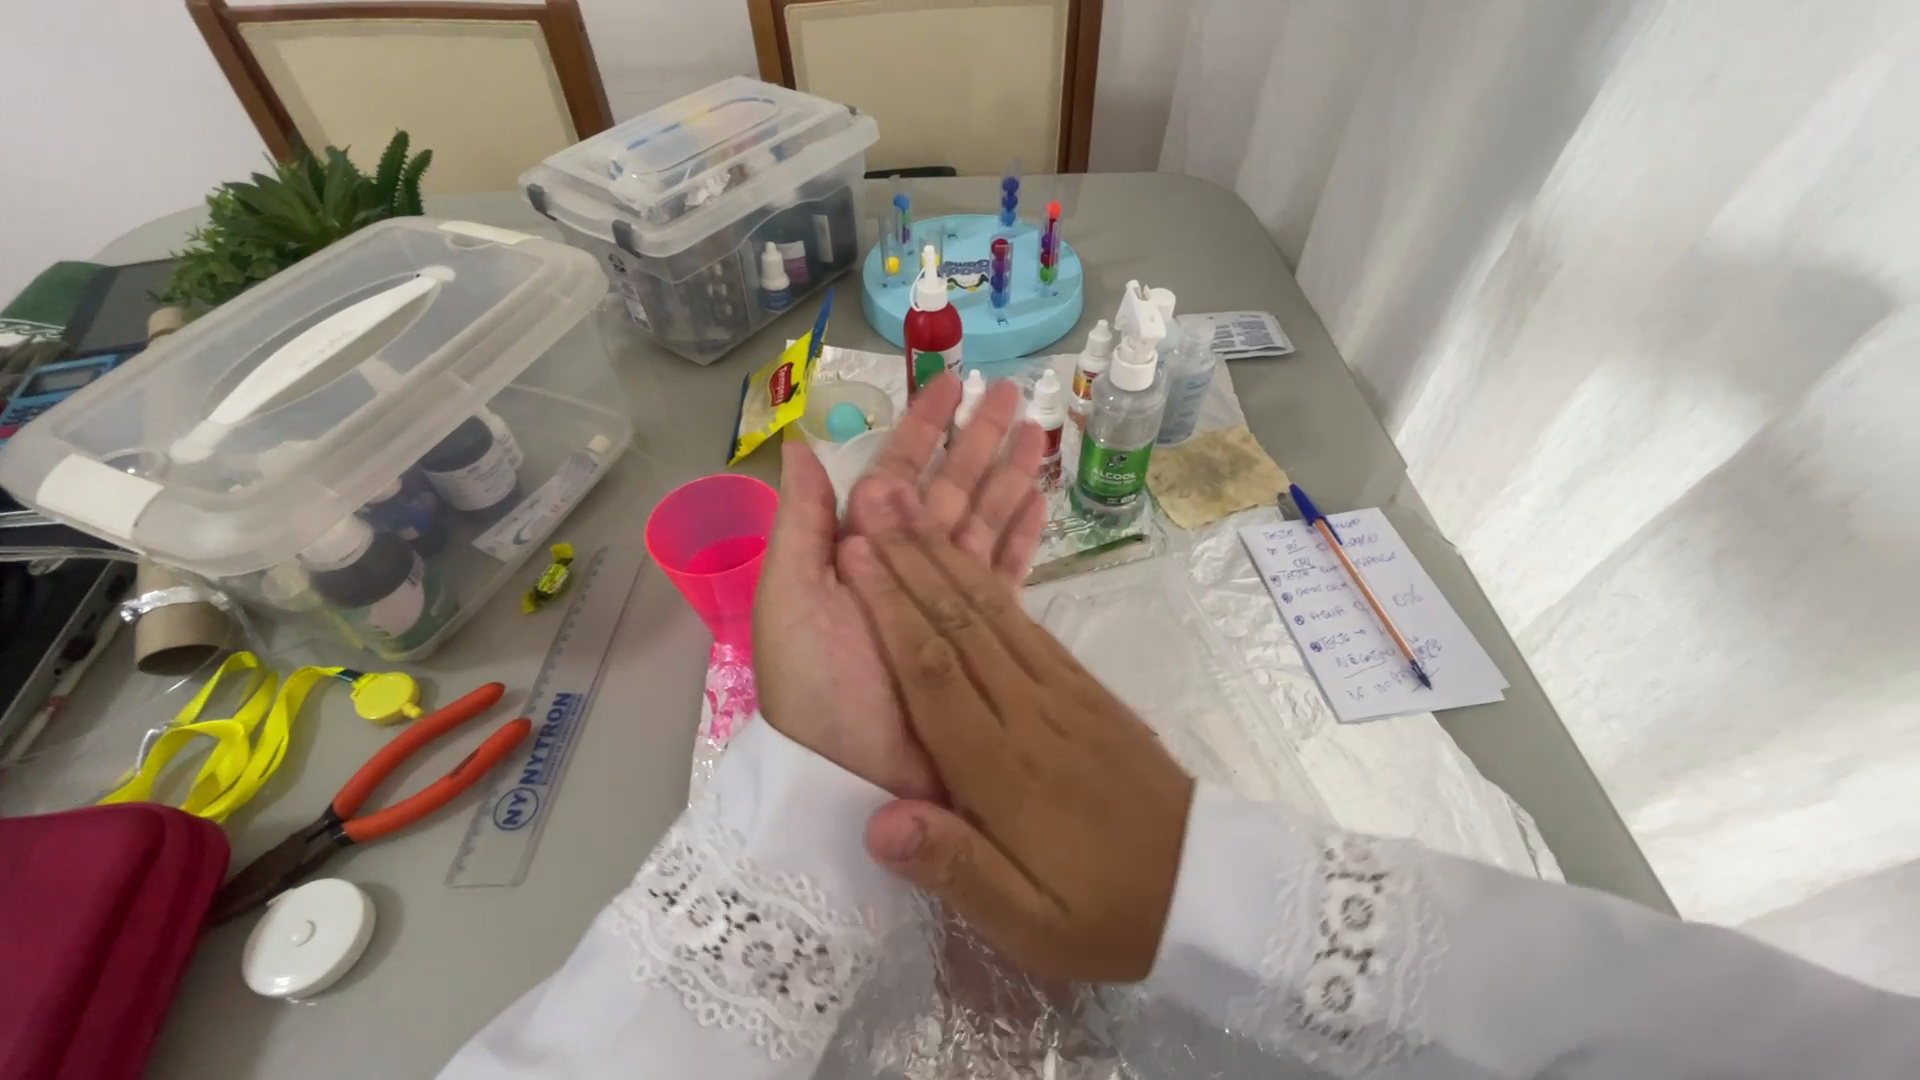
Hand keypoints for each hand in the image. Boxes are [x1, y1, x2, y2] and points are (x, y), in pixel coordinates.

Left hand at [754, 374, 1047, 799]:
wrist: (847, 773)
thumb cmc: (812, 681)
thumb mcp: (789, 597)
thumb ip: (802, 521)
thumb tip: (800, 443)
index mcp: (859, 549)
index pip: (895, 474)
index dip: (922, 429)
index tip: (950, 386)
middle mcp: (904, 565)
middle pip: (948, 488)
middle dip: (979, 440)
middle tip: (1013, 393)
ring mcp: (944, 598)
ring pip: (983, 522)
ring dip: (1009, 478)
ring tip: (1040, 434)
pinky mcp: (977, 633)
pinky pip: (1004, 575)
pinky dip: (1021, 539)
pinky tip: (1041, 504)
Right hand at [839, 506, 1194, 981]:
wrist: (1208, 886)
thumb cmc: (1108, 912)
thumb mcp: (1030, 923)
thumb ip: (955, 870)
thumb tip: (877, 823)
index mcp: (1004, 769)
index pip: (934, 673)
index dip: (890, 610)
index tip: (856, 556)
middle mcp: (1031, 713)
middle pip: (961, 624)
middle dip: (911, 562)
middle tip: (873, 506)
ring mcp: (1066, 694)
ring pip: (995, 613)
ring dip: (949, 560)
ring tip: (913, 517)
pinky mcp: (1089, 690)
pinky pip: (1032, 626)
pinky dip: (994, 587)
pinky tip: (973, 567)